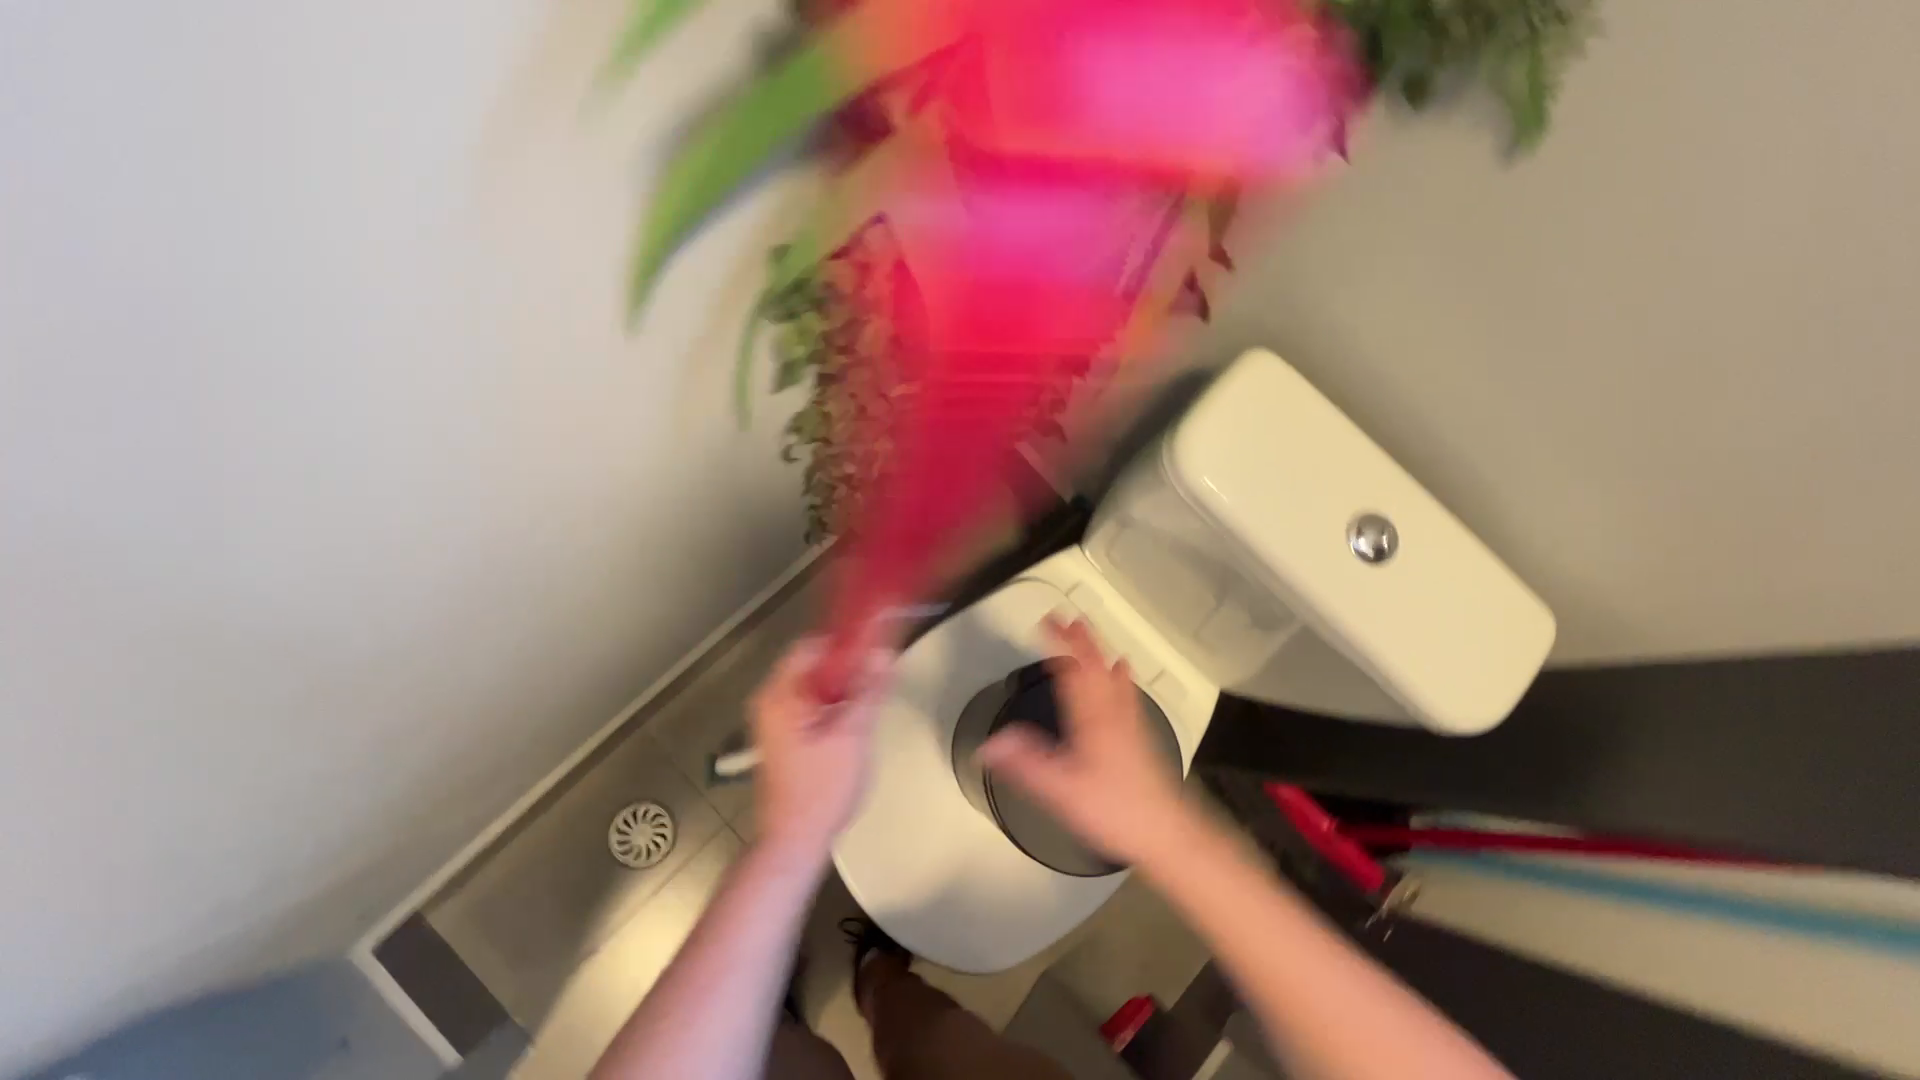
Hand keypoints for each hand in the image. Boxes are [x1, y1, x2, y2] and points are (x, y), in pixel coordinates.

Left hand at [749, 639, 891, 866]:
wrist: (794, 840)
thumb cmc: (822, 788)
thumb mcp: (853, 735)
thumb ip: (869, 690)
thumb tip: (883, 652)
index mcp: (780, 694)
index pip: (811, 646)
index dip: (843, 643)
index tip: (873, 648)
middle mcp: (770, 701)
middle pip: (812, 666)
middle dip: (846, 668)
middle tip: (876, 679)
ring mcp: (774, 721)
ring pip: (813, 687)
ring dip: (841, 689)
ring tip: (868, 702)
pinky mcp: (783, 738)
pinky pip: (809, 706)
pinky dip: (831, 706)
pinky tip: (852, 723)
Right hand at [979, 617, 1192, 866]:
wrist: (1164, 831)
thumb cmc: (1116, 810)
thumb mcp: (1061, 790)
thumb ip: (1025, 764)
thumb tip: (990, 744)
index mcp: (1092, 719)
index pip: (1073, 669)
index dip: (1059, 643)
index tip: (1046, 622)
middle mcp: (1113, 713)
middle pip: (1096, 665)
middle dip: (1079, 638)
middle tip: (1066, 618)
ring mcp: (1129, 722)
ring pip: (1112, 674)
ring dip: (1099, 649)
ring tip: (1089, 631)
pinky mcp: (1139, 735)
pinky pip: (1127, 692)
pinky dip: (1121, 674)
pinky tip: (1124, 669)